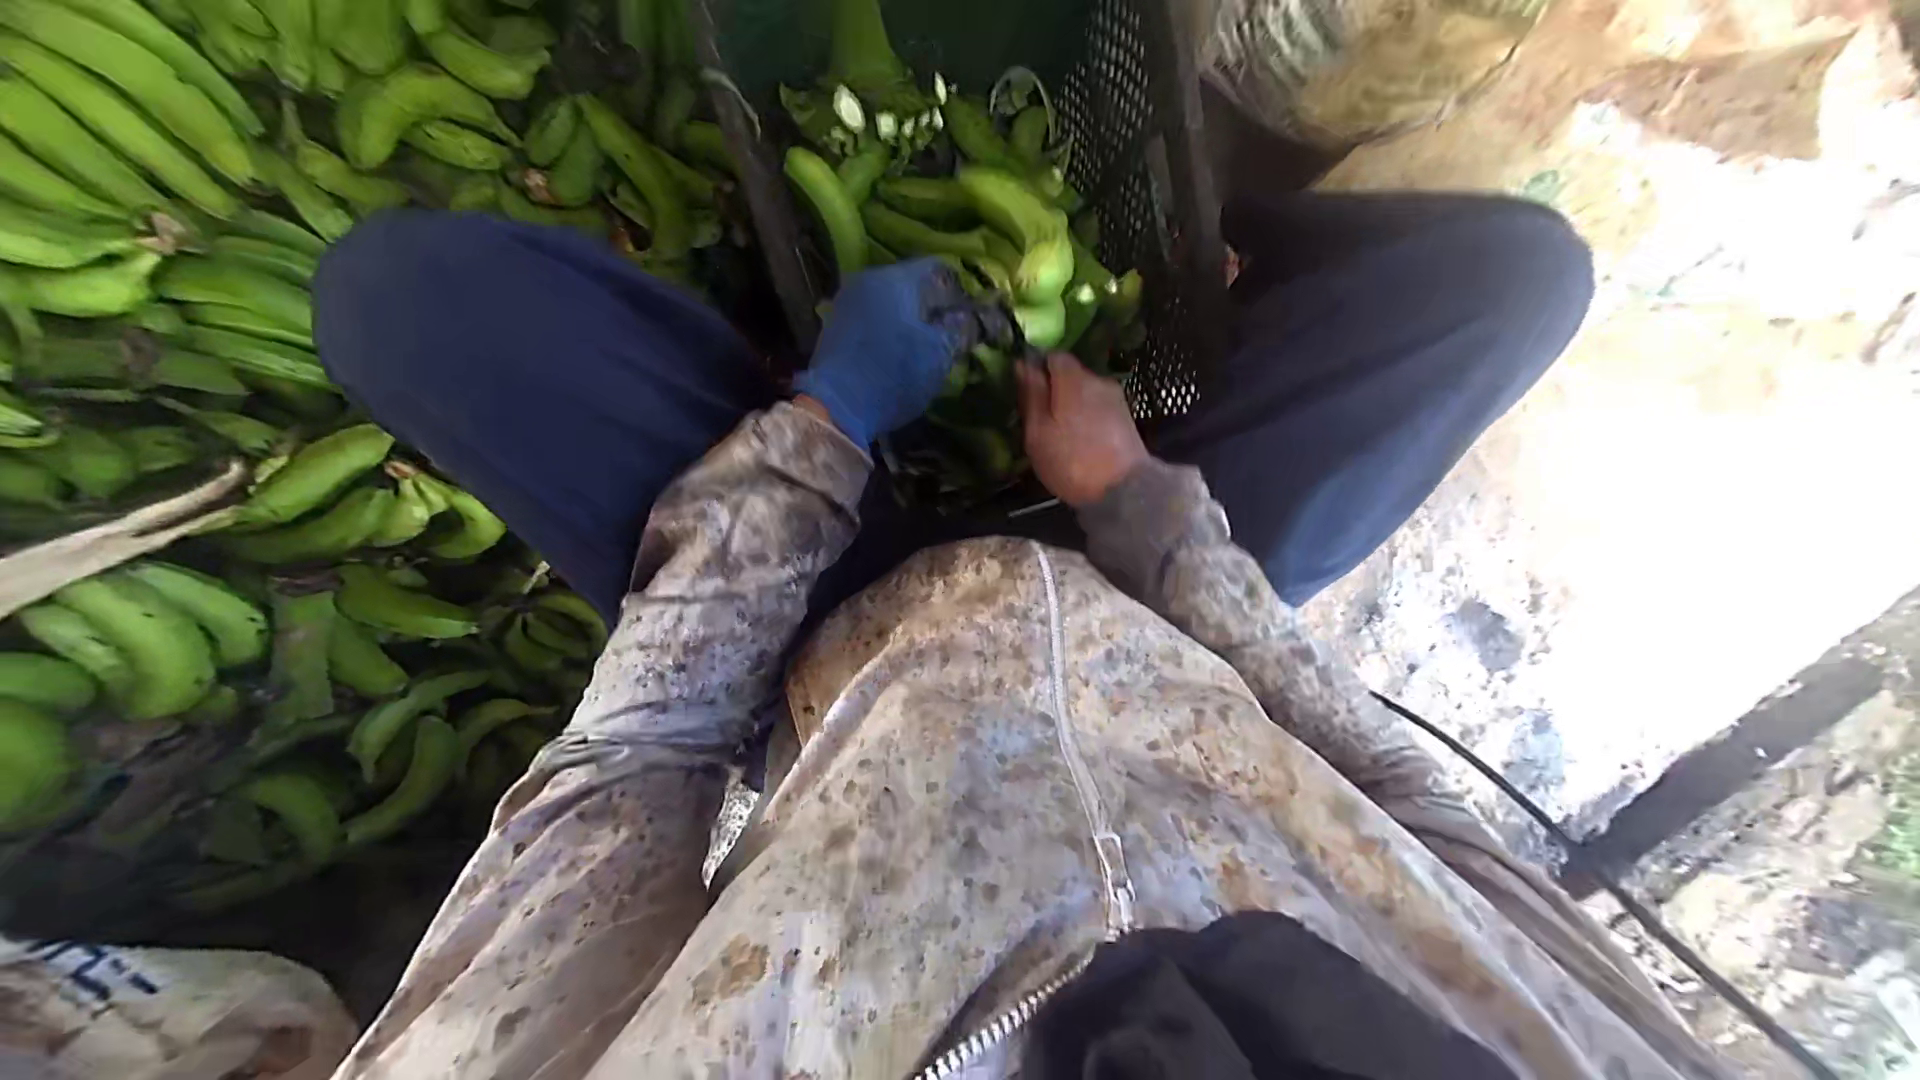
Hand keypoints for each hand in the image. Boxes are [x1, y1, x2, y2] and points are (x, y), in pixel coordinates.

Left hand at [792, 258, 984, 445]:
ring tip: (928, 347)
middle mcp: (867, 280)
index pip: (940, 268)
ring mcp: (847, 303)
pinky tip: (900, 353)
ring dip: (914, 319)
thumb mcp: (939, 353)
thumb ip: (964, 328)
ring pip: (893, 302)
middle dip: (937, 306)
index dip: (963, 291)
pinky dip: (892, 330)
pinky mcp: (836, 327)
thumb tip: (982, 315)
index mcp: (895, 278)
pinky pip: (874, 318)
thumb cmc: (893, 375)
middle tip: (955, 334)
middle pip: (914, 284)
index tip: (974, 318)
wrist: (835, 407)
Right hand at [1017, 352, 1149, 507]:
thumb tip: (1023, 363)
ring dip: (1070, 407)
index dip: (1037, 368)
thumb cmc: (1072, 462)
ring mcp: (1116, 400)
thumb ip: (1031, 395)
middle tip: (1038, 419)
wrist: (1123, 492)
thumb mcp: (1038, 432)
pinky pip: (1097, 409)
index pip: (1053, 355)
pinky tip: (1080, 441)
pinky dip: (1086, 418)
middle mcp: (1099, 381)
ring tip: (1059, 434)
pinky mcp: (1126, 419)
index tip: (1026, 391)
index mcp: (1074, 379)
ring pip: (1085, 393)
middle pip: (1071, 375)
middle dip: (1054, 390)